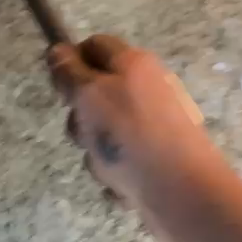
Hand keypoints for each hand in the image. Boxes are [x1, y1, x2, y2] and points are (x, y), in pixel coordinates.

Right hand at [47, 35, 212, 206]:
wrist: (185, 195)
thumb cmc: (131, 135)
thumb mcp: (88, 94)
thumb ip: (68, 72)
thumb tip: (57, 50)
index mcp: (133, 64)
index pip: (93, 46)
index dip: (71, 62)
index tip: (61, 88)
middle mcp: (145, 90)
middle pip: (95, 93)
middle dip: (81, 117)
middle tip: (85, 131)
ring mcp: (152, 127)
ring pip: (103, 132)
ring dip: (96, 151)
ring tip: (109, 166)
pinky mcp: (155, 161)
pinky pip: (121, 162)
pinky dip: (117, 175)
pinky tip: (123, 186)